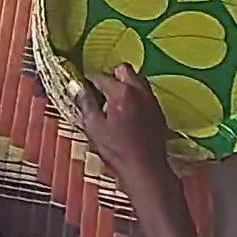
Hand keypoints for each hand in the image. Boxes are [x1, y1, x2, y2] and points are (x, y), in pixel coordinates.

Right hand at [73, 64, 174, 193]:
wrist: (146, 167)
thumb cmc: (118, 149)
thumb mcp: (94, 127)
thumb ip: (86, 104)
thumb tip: (77, 88)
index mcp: (121, 92)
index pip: (101, 76)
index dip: (89, 79)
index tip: (83, 84)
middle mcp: (139, 90)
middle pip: (124, 70)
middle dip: (111, 75)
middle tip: (100, 89)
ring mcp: (151, 100)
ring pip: (137, 79)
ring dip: (125, 83)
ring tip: (113, 100)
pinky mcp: (158, 110)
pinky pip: (145, 93)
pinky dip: (135, 95)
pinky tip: (127, 111)